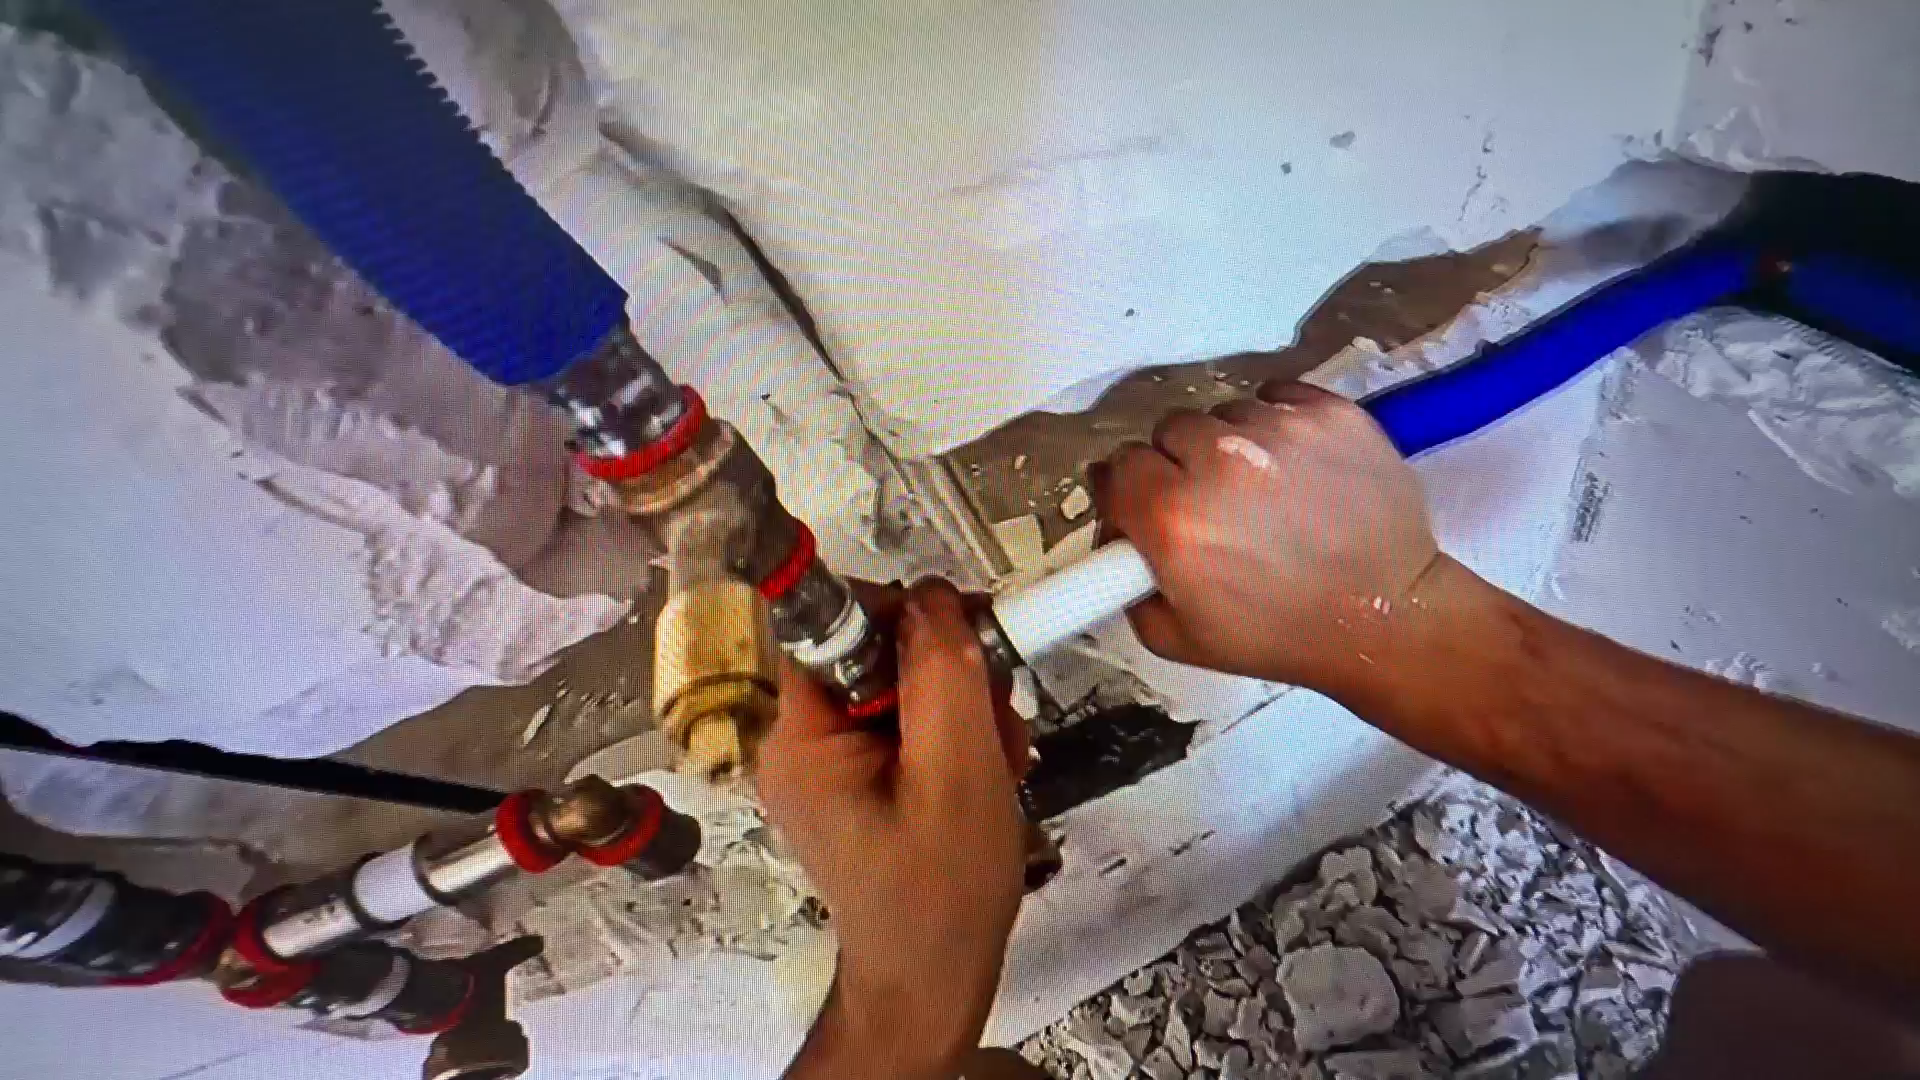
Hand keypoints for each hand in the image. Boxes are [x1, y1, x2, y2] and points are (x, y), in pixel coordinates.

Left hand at [759, 579, 1028, 1079]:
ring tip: (997, 747)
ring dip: (960, 693)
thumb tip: (932, 595)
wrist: (931, 973)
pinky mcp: (855, 761)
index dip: (890, 609)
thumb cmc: (940, 889)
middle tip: (996, 702)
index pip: (820, 619)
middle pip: (867, 640)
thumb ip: (944, 674)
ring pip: (896, 670)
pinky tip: (984, 759)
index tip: (955, 633)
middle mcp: (796, 730)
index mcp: (794, 730)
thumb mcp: (957, 772)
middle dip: (943, 660)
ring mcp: (826, 747)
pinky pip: (902, 707)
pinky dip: (952, 720)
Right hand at [1090, 379, 1441, 698]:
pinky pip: (1276, 396)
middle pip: (1167, 430)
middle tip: (1207, 500)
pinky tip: (1292, 463)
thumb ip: (1124, 587)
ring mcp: (1279, 430)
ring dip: (1227, 442)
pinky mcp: (1331, 412)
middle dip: (1176, 462)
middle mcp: (1219, 461)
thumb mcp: (1175, 639)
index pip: (1119, 466)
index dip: (1129, 488)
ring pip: (1223, 412)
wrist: (1386, 618)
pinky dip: (1275, 422)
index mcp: (1173, 516)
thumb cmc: (1277, 634)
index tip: (1146, 505)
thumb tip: (1116, 538)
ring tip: (1259, 484)